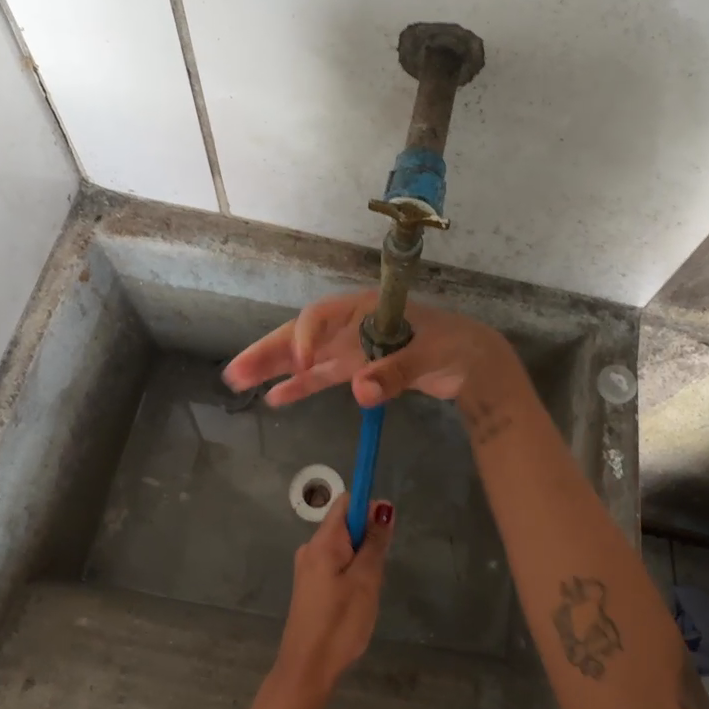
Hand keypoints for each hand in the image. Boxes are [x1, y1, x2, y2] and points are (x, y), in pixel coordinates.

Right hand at [224, 290, 508, 407]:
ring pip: (306, 358)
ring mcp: (353, 348)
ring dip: (275, 369)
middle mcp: (352, 325)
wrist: (473, 361)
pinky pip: (323, 377)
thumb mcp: (429, 354)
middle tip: (235, 372)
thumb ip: (396, 372)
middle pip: (302, 335)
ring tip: (239, 382)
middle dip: (269, 352)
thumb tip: (361, 391)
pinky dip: (300, 387)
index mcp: (365, 309)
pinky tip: (275, 398)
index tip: (300, 367)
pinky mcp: (359, 369)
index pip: (321, 317)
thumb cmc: (453, 345)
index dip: (305, 338)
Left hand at [277, 495, 394, 689]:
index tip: (385, 534)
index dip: (369, 509)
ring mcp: (307, 569)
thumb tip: (383, 506)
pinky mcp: (309, 587)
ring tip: (366, 594)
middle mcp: (310, 549)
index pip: (346, 503)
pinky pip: (335, 566)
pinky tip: (355, 603)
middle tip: (376, 575)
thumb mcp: (366, 580)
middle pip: (345, 526)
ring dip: (361, 562)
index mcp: (322, 542)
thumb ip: (375, 542)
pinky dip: (350, 576)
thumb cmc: (339, 623)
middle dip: (368, 541)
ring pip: (343, 549)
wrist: (307, 670)